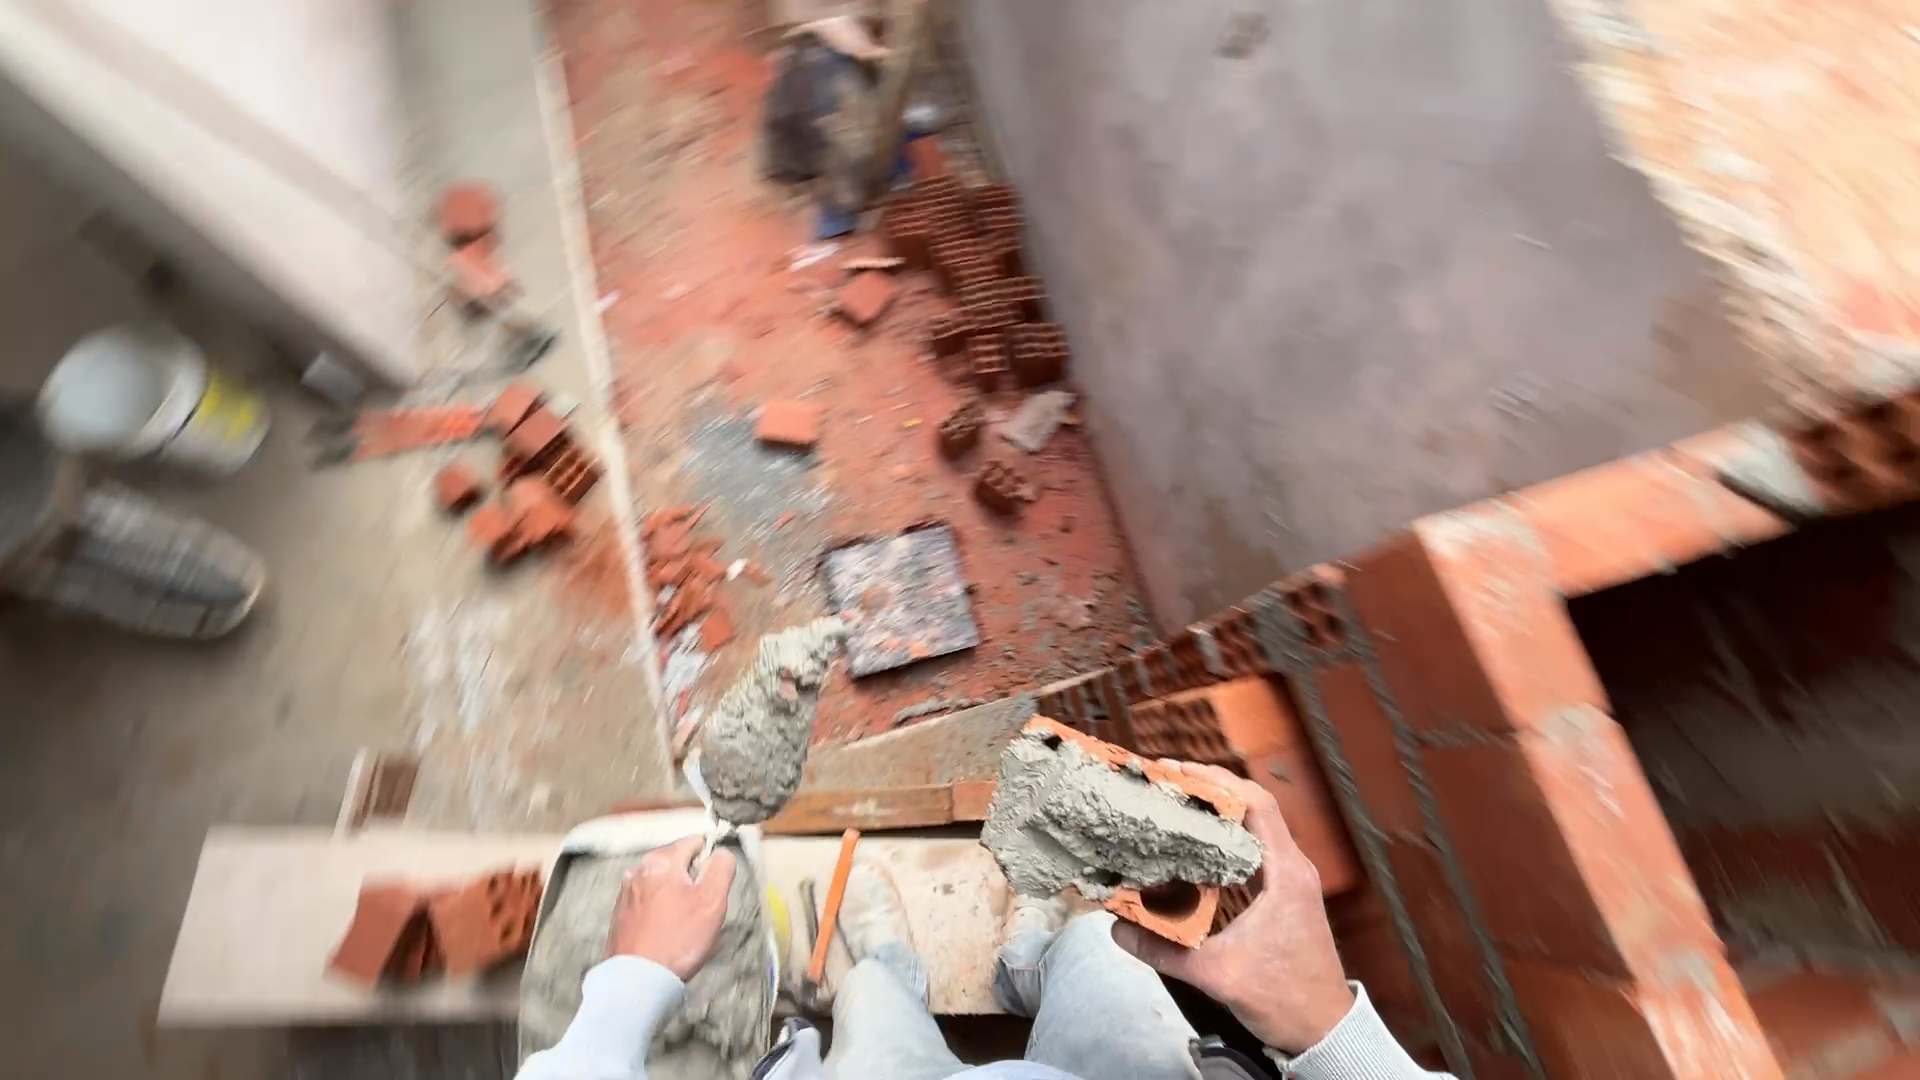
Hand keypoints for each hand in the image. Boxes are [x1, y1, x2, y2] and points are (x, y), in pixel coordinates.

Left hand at [607, 835, 737, 979]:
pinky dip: (660, 912)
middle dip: (692, 881)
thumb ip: (722, 866)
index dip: (710, 861)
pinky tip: (665, 935)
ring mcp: (625, 894)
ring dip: (676, 897)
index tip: (713, 887)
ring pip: (663, 884)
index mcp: (660, 860)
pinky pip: (649, 904)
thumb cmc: (678, 939)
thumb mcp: (713, 899)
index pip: (695, 842)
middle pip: (678, 863)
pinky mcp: (618, 916)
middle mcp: (638, 870)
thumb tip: (720, 853)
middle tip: (700, 911)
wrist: (636, 985)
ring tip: (682, 927)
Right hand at [1111, 761, 1354, 1052]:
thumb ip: (1164, 951)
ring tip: (1177, 796)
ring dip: (1219, 804)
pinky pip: (1254, 841)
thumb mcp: (1217, 975)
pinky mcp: (1285, 887)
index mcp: (1285, 873)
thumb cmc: (1284, 1000)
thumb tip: (1116, 927)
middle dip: (1210, 785)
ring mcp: (1291, 875)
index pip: (1257, 804)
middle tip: (1167, 778)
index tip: (1179, 770)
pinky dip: (1226, 828)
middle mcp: (1293, 865)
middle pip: (1252, 804)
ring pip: (1254, 821)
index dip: (1218, 780)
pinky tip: (1196, 833)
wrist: (1326, 1031)